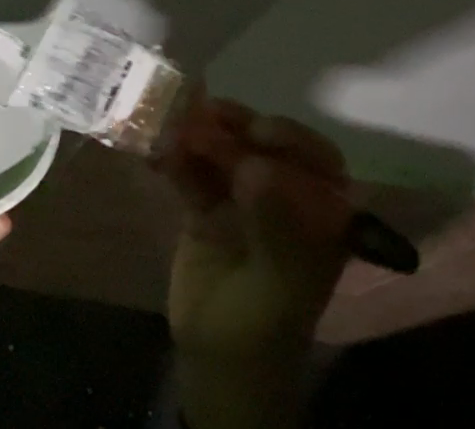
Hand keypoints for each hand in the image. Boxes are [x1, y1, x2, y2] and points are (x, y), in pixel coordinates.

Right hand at [158, 98, 352, 428]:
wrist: (218, 360)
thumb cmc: (263, 326)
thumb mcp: (278, 283)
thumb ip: (273, 225)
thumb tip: (255, 166)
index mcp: (319, 215)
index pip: (316, 161)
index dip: (290, 138)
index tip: (256, 131)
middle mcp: (284, 198)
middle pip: (264, 147)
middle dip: (236, 127)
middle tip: (202, 114)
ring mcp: (241, 200)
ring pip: (224, 153)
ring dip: (199, 135)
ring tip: (170, 125)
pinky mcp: (203, 207)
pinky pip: (190, 172)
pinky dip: (173, 157)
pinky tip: (154, 151)